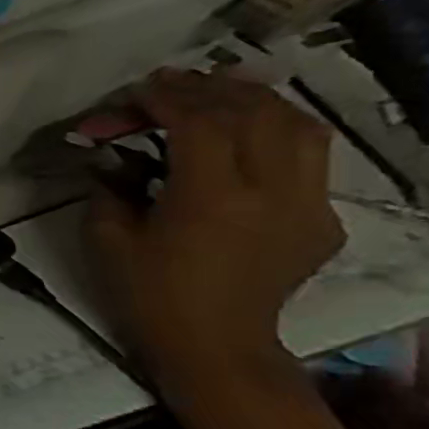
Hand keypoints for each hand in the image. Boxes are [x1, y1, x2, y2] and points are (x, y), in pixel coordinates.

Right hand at [86, 70, 344, 376]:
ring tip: (216, 93)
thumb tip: (108, 158)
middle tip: (169, 84)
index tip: (136, 92)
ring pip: (298, 126)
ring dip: (254, 101)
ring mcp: (307, 204)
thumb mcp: (107, 241)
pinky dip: (276, 133)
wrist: (214, 345)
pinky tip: (245, 136)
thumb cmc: (148, 296)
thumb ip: (108, 190)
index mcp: (212, 199)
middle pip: (254, 113)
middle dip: (208, 89)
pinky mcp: (321, 219)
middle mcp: (272, 192)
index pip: (199, 123)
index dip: (166, 99)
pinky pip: (309, 159)